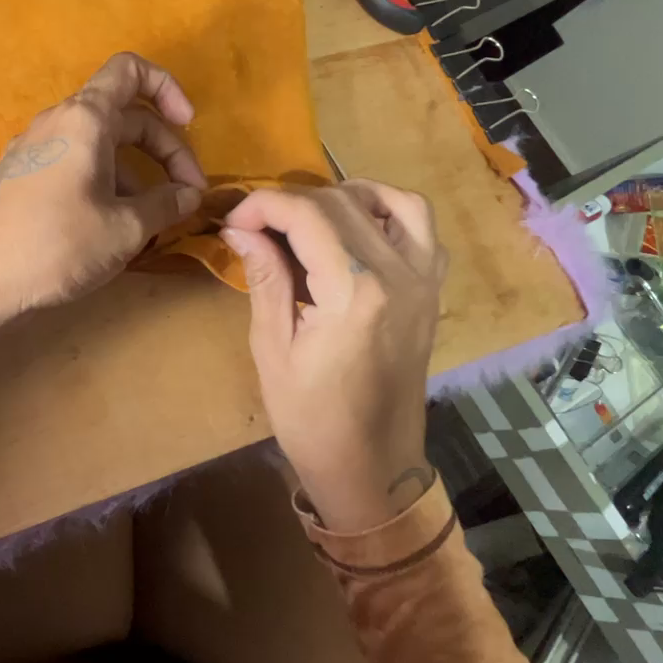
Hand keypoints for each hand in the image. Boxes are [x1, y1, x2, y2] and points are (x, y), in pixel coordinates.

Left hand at [0, 53, 206, 372]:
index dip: (167, 88)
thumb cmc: (57, 246)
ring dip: (134, 172)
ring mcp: (33, 148)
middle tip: (187, 194)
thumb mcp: (125, 228)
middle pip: (123, 115)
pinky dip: (103, 182)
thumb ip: (165, 204)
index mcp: (84, 119)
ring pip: (98, 144)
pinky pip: (73, 163)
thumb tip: (190, 195)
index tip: (189, 126)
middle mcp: (56, 122)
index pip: (130, 71)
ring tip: (151, 220)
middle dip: (163, 148)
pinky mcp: (20, 176)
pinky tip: (112, 225)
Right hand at [220, 180, 448, 530]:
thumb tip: (240, 229)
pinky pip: (419, 228)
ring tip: (303, 217)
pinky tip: (352, 229)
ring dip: (341, 196)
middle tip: (253, 227)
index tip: (231, 222)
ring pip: (390, 200)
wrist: (373, 466)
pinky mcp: (431, 291)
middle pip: (342, 201)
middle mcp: (398, 274)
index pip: (307, 213)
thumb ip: (265, 279)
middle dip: (289, 201)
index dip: (262, 205)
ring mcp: (423, 281)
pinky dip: (385, 212)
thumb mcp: (272, 348)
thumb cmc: (311, 418)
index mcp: (355, 292)